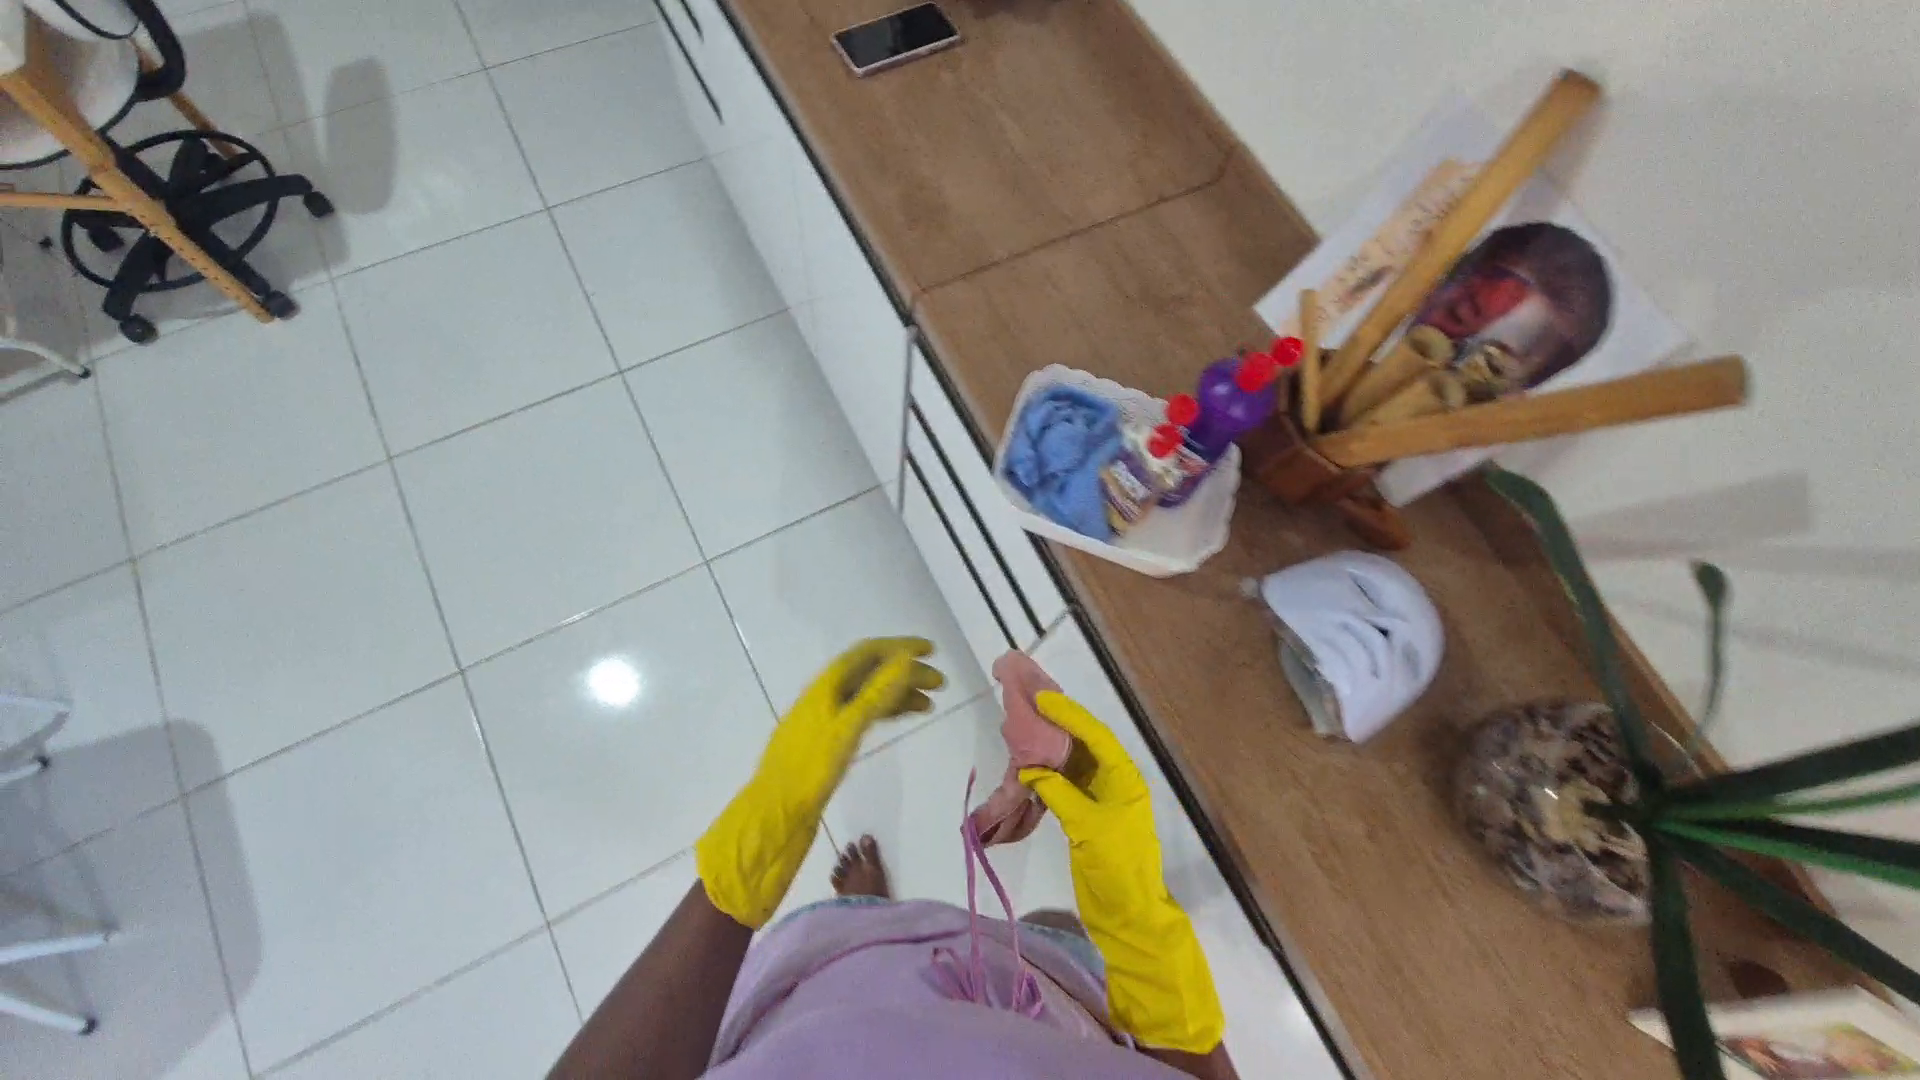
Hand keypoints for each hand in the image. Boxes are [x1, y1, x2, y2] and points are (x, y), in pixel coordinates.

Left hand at [697, 638, 943, 928]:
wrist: (776, 814)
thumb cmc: (810, 769)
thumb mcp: (848, 728)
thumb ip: (877, 693)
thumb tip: (906, 659)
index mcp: (827, 686)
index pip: (868, 653)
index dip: (900, 647)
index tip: (931, 651)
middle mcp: (827, 696)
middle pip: (871, 672)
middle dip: (906, 672)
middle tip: (940, 683)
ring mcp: (827, 719)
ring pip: (870, 695)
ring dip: (900, 693)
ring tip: (929, 705)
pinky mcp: (830, 742)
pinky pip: (865, 715)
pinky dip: (887, 712)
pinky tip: (902, 719)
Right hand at [1020, 692, 1224, 1053]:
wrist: (1127, 916)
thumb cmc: (1117, 868)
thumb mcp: (1088, 828)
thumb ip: (1059, 793)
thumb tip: (1030, 768)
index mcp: (1123, 778)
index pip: (1095, 735)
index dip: (1069, 714)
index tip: (1042, 698)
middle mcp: (1112, 780)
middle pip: (1083, 742)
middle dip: (1057, 723)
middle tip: (1028, 704)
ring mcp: (1098, 797)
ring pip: (1071, 761)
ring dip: (1048, 746)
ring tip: (1023, 727)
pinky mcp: (1084, 813)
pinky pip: (1063, 782)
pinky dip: (1045, 773)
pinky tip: (1027, 765)